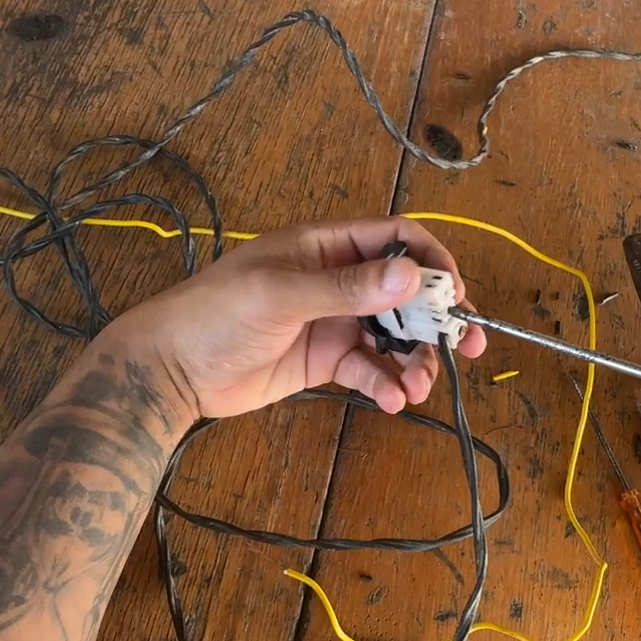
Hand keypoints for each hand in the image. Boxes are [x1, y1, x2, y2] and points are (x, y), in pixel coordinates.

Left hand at [100, 217, 486, 420]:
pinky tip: (392, 401)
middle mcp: (337, 281)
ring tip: (420, 385)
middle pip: (403, 292)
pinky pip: (367, 369)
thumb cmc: (217, 314)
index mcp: (326, 247)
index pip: (394, 239)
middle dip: (435, 318)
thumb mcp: (281, 295)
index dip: (430, 261)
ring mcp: (332, 322)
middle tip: (467, 345)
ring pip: (391, 336)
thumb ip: (346, 287)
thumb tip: (411, 274)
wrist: (174, 369)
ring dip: (413, 359)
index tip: (454, 294)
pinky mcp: (324, 360)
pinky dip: (383, 383)